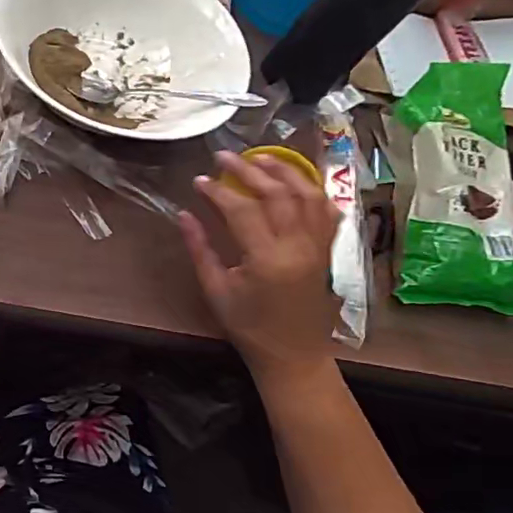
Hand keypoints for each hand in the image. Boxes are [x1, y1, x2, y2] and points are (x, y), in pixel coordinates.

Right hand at [179, 150, 340, 377]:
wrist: (292, 355)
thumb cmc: (248, 326)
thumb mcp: (216, 290)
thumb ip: (200, 249)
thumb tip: (184, 215)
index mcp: (267, 259)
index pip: (242, 209)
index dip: (218, 191)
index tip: (199, 180)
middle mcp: (298, 246)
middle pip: (277, 194)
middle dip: (248, 170)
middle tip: (224, 157)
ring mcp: (318, 247)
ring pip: (307, 195)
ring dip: (284, 171)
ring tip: (260, 158)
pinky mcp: (328, 250)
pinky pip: (326, 211)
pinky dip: (312, 190)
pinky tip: (296, 180)